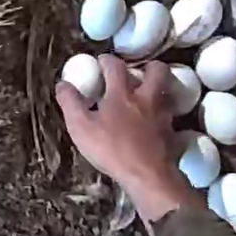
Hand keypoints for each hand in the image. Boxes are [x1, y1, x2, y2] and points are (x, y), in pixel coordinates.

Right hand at [55, 55, 200, 220]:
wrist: (148, 175)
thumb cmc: (111, 149)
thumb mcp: (80, 126)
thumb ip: (70, 103)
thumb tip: (62, 83)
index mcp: (122, 94)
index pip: (116, 67)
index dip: (107, 60)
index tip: (101, 60)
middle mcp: (147, 99)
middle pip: (156, 71)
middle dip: (149, 66)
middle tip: (139, 70)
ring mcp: (163, 116)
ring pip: (166, 93)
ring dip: (158, 89)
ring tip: (147, 95)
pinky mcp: (172, 133)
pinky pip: (170, 116)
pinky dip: (162, 113)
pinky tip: (154, 122)